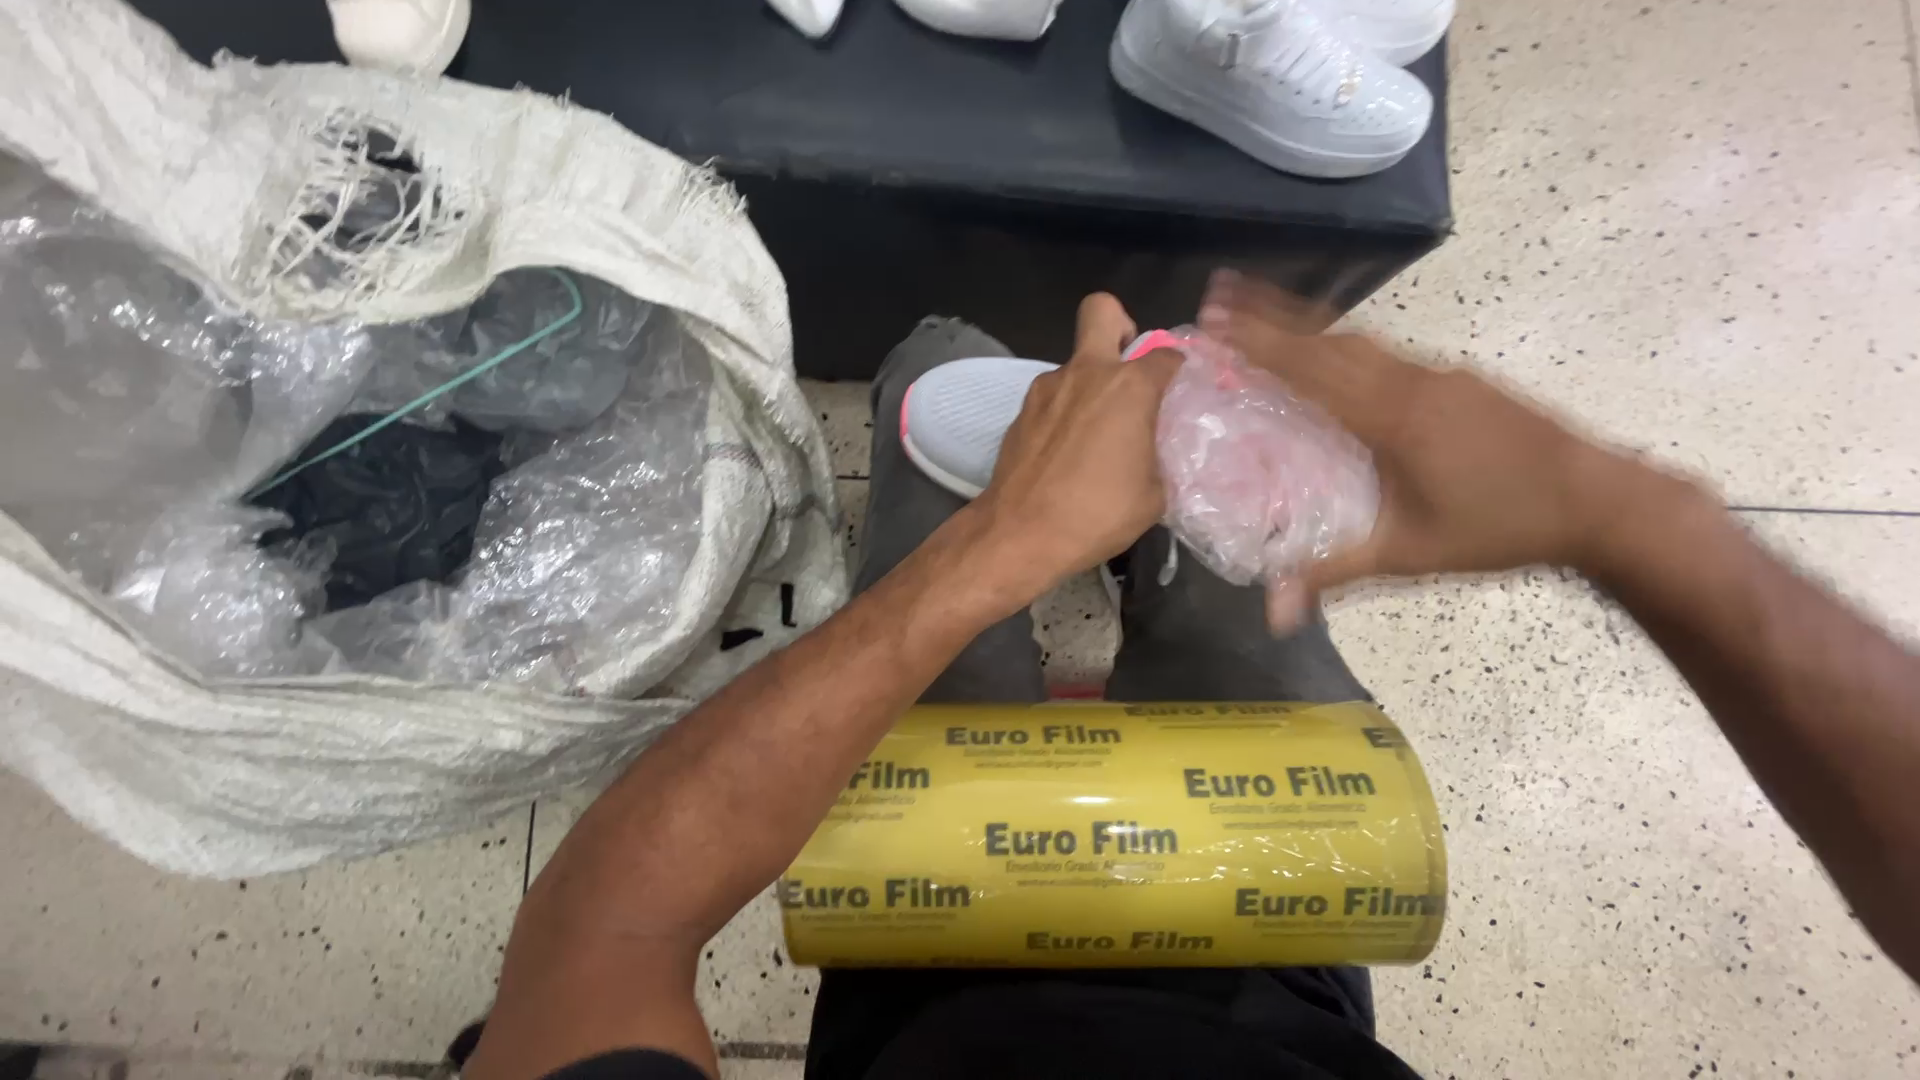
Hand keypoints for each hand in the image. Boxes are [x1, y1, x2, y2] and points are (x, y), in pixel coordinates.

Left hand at [971, 293, 1182, 598]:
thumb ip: (1159, 456)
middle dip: (1120, 325)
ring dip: (1090, 385)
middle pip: (1101, 311)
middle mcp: (1085, 373)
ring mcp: (1046, 389)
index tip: (1177, 394)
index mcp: (1128, 386)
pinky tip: (1069, 452)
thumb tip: (1151, 449)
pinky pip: (1053, 398)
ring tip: (1097, 434)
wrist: (1019, 533)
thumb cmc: (1096, 514)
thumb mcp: (1154, 494)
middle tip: (1129, 367)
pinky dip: (1066, 412)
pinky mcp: (1021, 412)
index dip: (1177, 371)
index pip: (1166, 356)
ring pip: (1074, 364)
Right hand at [1199, 270, 1702, 618]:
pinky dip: (1341, 343)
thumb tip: (1273, 613)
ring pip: (1358, 339)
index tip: (1213, 320)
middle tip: (1219, 298)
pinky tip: (1333, 357)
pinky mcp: (1458, 380)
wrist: (1603, 502)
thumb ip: (1334, 573)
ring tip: (1262, 315)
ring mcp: (1438, 375)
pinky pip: (1384, 351)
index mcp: (1390, 416)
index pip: (1308, 369)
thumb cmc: (1500, 528)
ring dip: (1305, 324)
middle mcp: (1410, 381)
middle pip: (1327, 338)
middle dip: (1269, 315)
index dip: (1257, 343)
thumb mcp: (1408, 555)